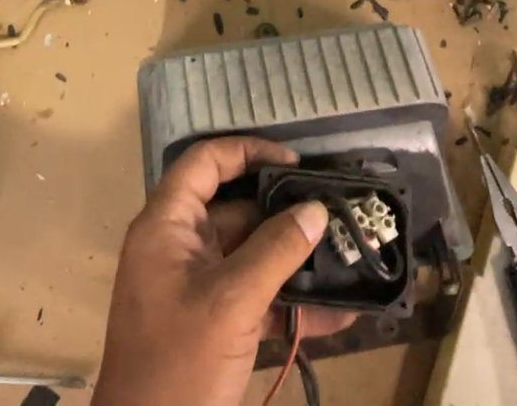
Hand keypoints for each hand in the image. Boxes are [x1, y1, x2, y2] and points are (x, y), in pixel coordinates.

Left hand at [92, 137, 352, 405]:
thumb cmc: (179, 363)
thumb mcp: (231, 302)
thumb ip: (275, 251)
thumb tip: (316, 209)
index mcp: (167, 226)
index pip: (205, 163)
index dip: (247, 152)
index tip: (296, 163)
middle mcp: (180, 246)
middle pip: (235, 209)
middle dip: (285, 211)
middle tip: (335, 211)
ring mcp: (197, 286)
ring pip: (251, 254)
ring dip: (296, 260)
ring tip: (349, 257)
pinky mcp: (215, 322)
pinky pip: (257, 297)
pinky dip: (292, 304)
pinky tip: (342, 313)